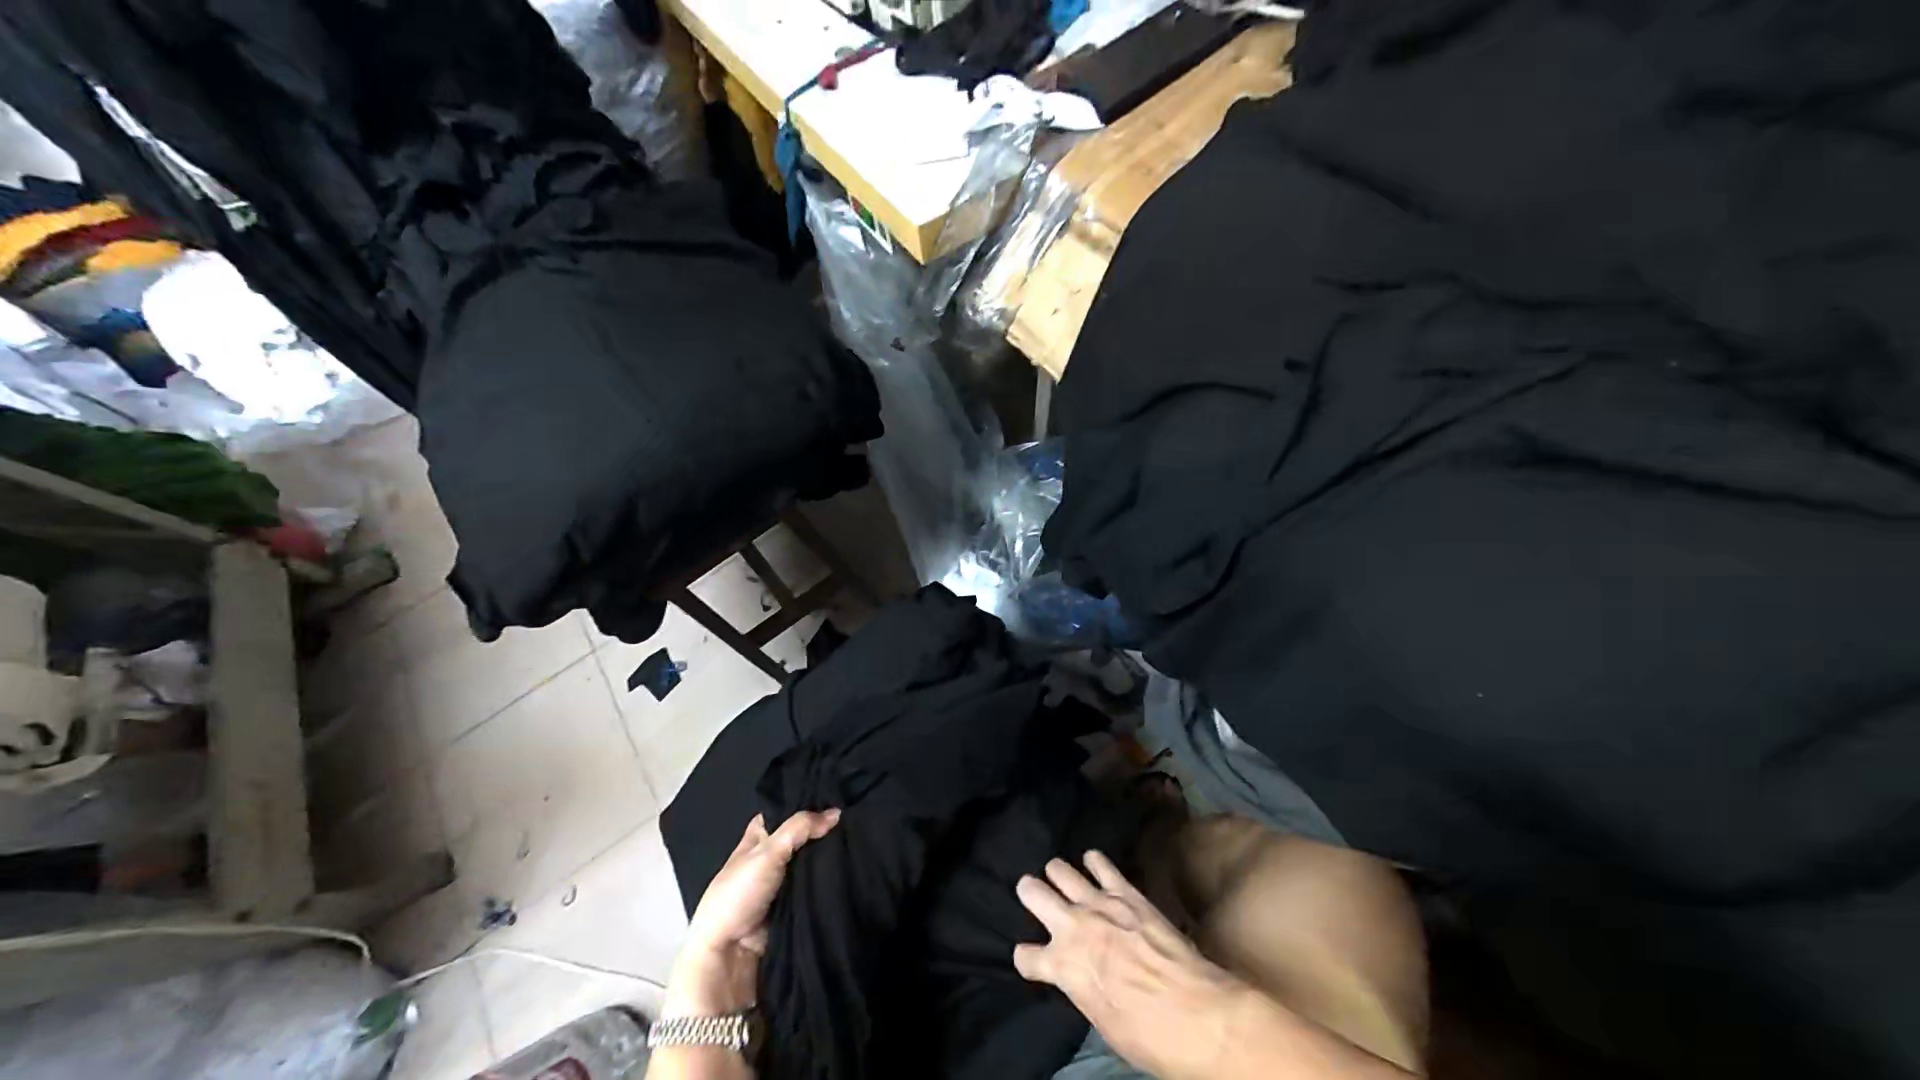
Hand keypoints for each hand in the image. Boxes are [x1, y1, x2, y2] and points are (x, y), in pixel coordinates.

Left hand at [663, 809, 839, 1018]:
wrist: (730, 953)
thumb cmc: (739, 894)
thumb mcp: (767, 852)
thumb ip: (799, 828)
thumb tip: (836, 813)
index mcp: (757, 837)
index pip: (785, 810)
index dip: (806, 802)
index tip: (837, 792)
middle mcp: (772, 855)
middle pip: (803, 835)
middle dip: (824, 829)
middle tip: (856, 815)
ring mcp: (784, 880)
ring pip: (812, 860)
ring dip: (830, 854)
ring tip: (860, 835)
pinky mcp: (796, 903)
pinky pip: (817, 884)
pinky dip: (829, 877)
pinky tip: (853, 863)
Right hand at [1014, 850, 1246, 1077]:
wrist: (1197, 1014)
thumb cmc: (1148, 1035)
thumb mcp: (1102, 1021)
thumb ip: (1082, 988)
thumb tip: (1081, 976)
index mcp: (1062, 967)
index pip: (1025, 956)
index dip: (1028, 959)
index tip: (1034, 960)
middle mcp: (1072, 927)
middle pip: (1032, 891)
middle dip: (1029, 893)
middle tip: (1035, 895)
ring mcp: (1099, 904)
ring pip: (1060, 869)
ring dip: (1058, 875)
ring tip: (1062, 878)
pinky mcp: (1126, 892)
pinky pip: (1100, 863)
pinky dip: (1094, 862)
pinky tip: (1094, 864)